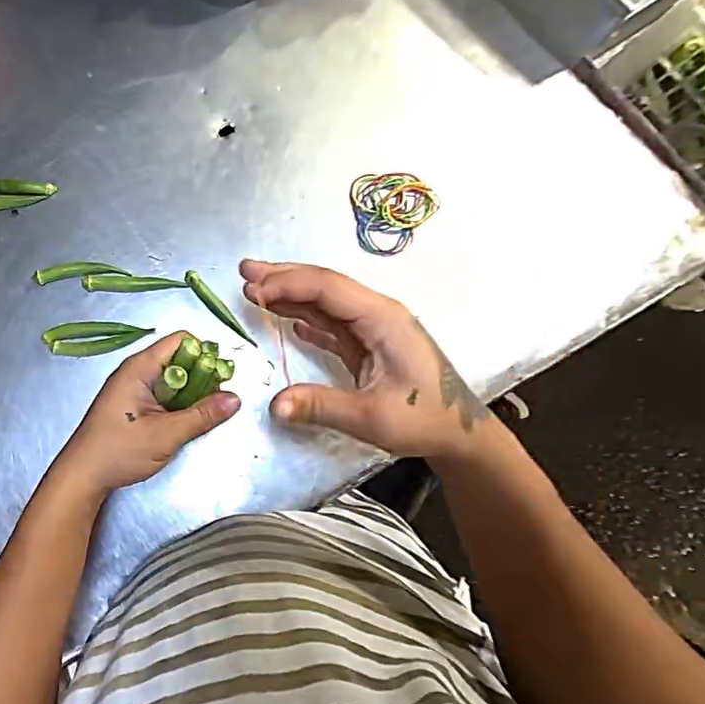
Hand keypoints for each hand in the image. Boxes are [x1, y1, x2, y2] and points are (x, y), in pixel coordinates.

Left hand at [48, 332, 240, 496]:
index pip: (181, 341)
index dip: (204, 354)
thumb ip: (203, 415)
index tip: (219, 378)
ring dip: (192, 395)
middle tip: (214, 402)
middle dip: (202, 378)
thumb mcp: (166, 434)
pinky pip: (166, 396)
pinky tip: (184, 424)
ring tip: (201, 417)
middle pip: (181, 359)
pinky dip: (180, 406)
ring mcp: (136, 389)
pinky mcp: (136, 406)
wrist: (82, 477)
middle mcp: (138, 372)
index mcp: (140, 368)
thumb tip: (234, 399)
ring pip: (176, 380)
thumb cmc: (117, 452)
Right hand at [241, 259, 492, 460]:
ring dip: (291, 296)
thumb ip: (322, 407)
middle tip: (245, 271)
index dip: (288, 284)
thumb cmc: (424, 420)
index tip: (253, 288)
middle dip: (284, 277)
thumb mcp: (372, 418)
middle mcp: (378, 314)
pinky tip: (288, 321)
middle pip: (325, 285)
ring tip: (255, 290)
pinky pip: (333, 323)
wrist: (459, 432)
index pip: (327, 289)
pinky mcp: (370, 344)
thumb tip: (275, 405)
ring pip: (327, 302)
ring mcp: (374, 328)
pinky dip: (307, 319)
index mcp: (382, 318)